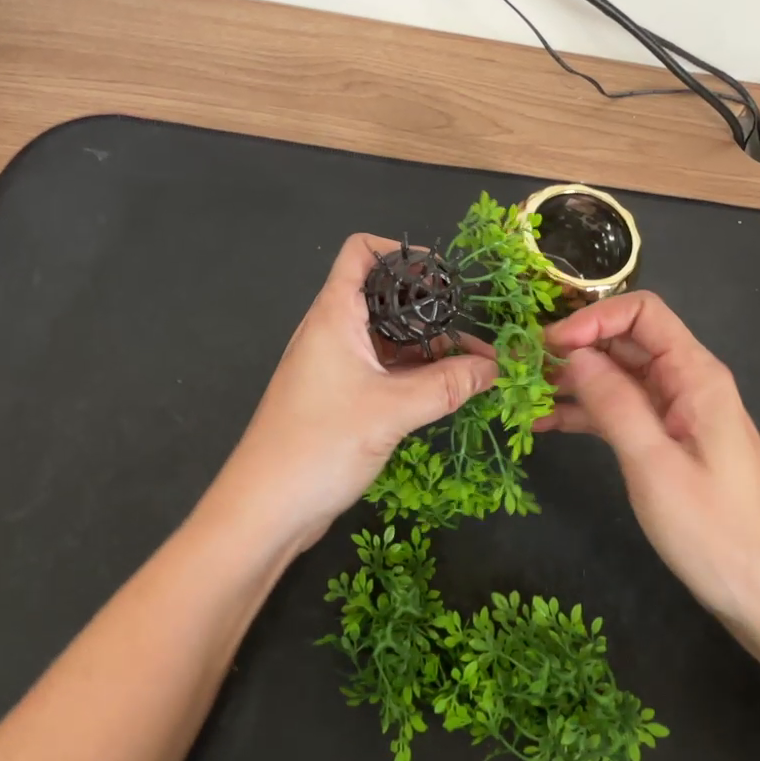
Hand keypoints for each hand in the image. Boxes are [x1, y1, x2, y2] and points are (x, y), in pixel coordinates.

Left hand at [204, 234, 498, 553]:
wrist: (264, 509)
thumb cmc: (321, 443)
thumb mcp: (392, 410)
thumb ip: (447, 385)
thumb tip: (494, 368)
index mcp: (334, 315)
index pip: (360, 253)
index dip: (399, 251)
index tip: (442, 275)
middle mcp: (331, 331)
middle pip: (382, 297)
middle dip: (428, 306)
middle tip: (471, 324)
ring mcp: (333, 366)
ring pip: (385, 338)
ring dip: (426, 346)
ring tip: (474, 364)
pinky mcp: (338, 397)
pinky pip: (381, 370)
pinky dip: (413, 373)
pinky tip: (447, 389)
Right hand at [540, 291, 759, 628]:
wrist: (758, 591)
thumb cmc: (711, 529)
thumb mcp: (653, 464)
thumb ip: (613, 402)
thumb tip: (572, 353)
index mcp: (695, 376)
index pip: (643, 313)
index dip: (594, 319)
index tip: (551, 345)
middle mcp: (686, 382)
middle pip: (625, 342)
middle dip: (573, 348)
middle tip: (522, 368)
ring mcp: (675, 410)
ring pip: (616, 375)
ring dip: (571, 380)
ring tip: (523, 394)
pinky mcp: (665, 438)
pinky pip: (619, 409)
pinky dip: (583, 411)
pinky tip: (543, 423)